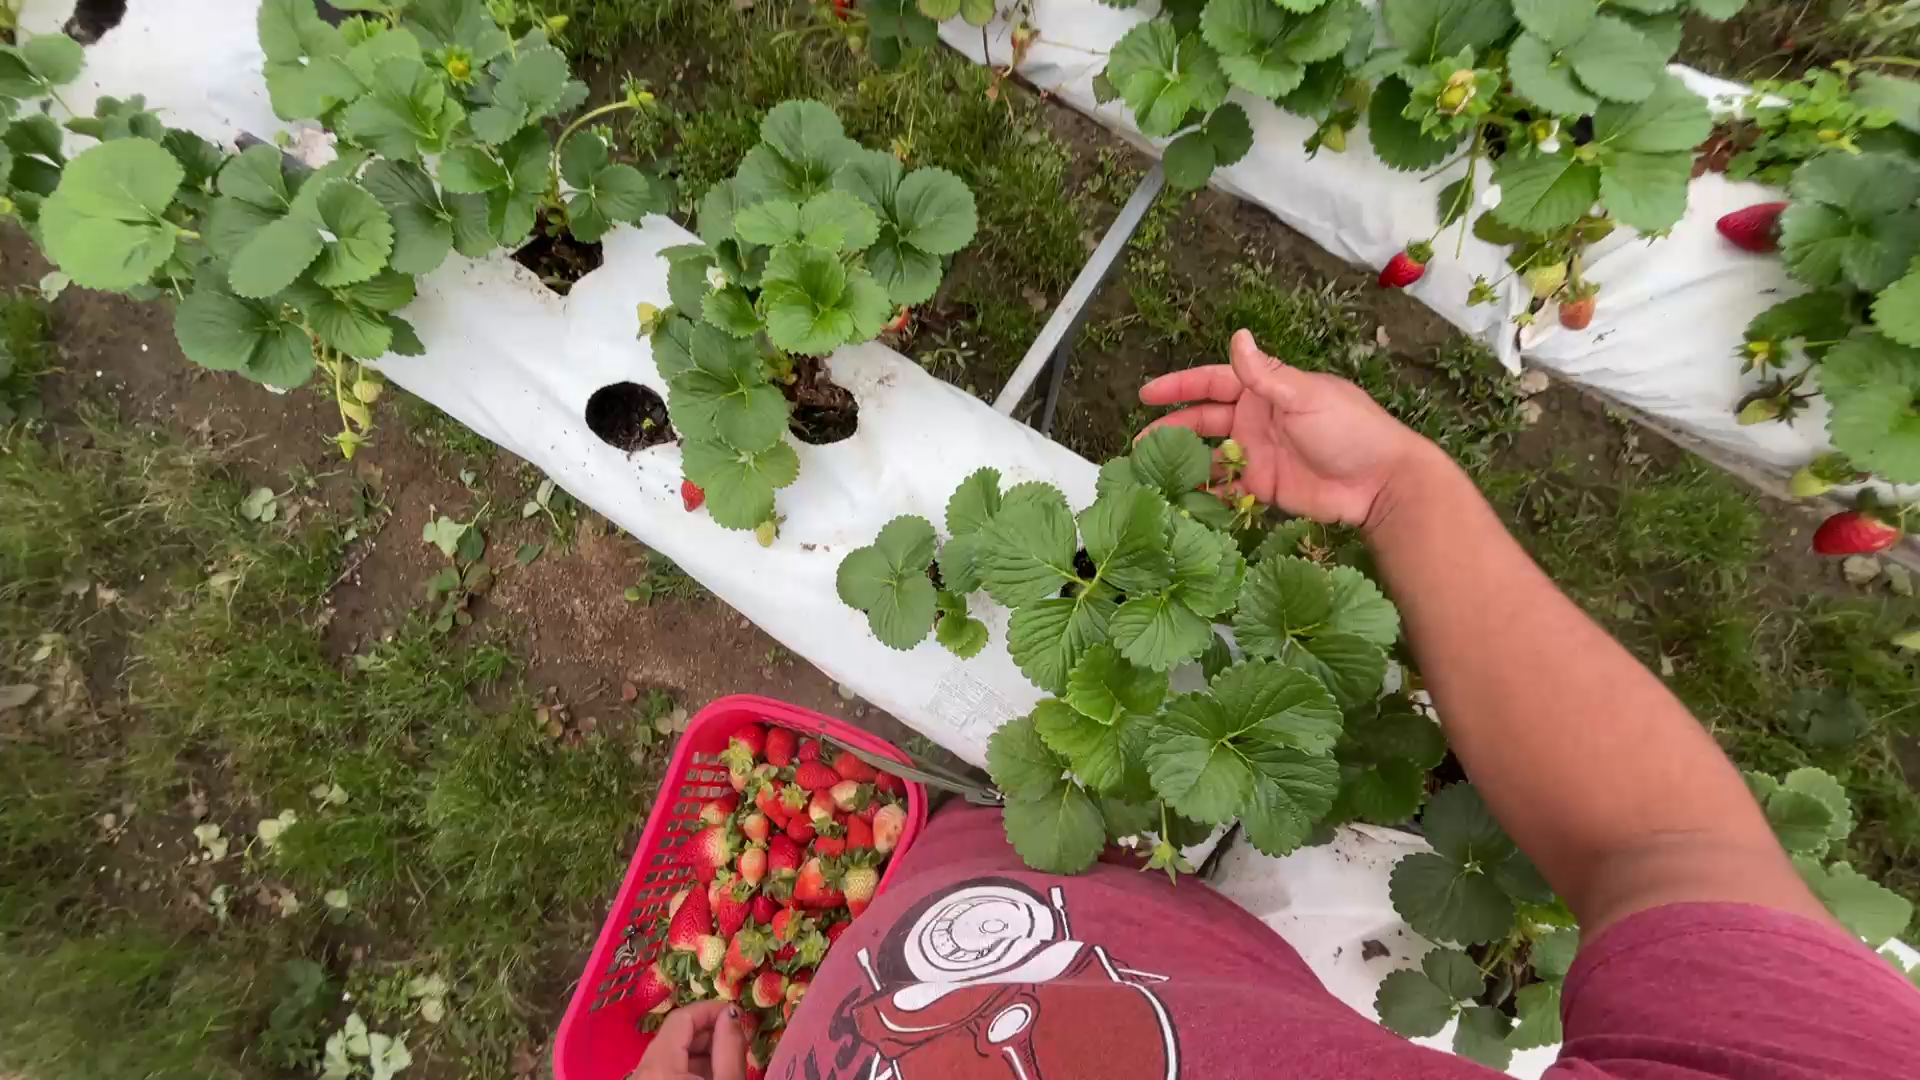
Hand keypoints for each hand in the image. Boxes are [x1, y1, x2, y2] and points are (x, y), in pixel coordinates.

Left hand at [628, 1002, 747, 1079]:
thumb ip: (730, 1045)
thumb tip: (730, 1013)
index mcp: (658, 1066)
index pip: (682, 1017)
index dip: (711, 1009)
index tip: (736, 1014)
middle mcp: (639, 1073)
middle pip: (674, 1036)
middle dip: (707, 1032)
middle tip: (734, 1040)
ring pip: (669, 1056)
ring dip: (698, 1053)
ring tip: (723, 1063)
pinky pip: (662, 1073)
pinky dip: (685, 1070)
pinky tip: (706, 1079)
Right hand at [1139, 329, 1432, 527]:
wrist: (1380, 482)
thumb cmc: (1349, 429)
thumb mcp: (1305, 396)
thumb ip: (1265, 374)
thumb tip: (1237, 336)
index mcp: (1264, 392)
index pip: (1212, 383)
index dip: (1179, 387)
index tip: (1146, 395)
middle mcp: (1254, 421)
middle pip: (1202, 421)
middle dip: (1170, 429)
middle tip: (1138, 444)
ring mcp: (1256, 454)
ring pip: (1208, 456)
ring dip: (1182, 462)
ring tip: (1150, 473)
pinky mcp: (1261, 486)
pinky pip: (1224, 488)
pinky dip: (1203, 493)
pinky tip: (1180, 499)